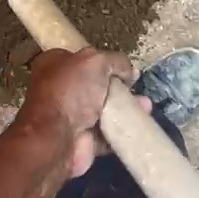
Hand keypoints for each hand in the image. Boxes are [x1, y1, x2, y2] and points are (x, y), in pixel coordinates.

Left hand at [20, 48, 143, 177]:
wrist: (56, 139)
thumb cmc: (70, 91)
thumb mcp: (95, 61)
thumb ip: (115, 61)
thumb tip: (129, 71)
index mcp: (53, 64)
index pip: (81, 58)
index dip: (102, 61)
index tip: (123, 68)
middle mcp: (59, 89)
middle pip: (95, 85)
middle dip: (118, 87)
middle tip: (135, 88)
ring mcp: (70, 116)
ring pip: (103, 109)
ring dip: (124, 108)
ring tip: (145, 105)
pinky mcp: (81, 139)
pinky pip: (107, 132)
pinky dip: (122, 128)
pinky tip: (138, 123)